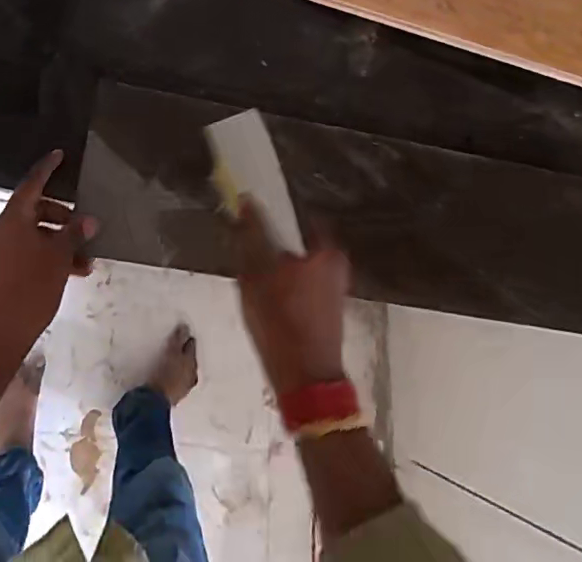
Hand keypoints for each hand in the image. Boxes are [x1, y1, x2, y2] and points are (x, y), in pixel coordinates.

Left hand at [0, 150, 98, 356]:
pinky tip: (73, 271)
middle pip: (35, 210)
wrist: (2, 334)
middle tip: (84, 228)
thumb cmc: (31, 289)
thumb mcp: (59, 258)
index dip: (46, 169)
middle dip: (62, 217)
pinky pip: (27, 249)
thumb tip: (88, 221)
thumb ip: (73, 234)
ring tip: (85, 258)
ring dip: (59, 240)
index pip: (31, 185)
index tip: (58, 155)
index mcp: (12, 220)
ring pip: (34, 233)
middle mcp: (1, 230)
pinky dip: (48, 253)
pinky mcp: (0, 268)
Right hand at [231, 203, 349, 392]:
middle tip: (245, 250)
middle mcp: (336, 262)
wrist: (304, 378)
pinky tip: (266, 295)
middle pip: (295, 239)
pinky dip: (285, 280)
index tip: (247, 212)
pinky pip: (303, 279)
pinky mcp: (330, 305)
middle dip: (270, 242)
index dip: (268, 211)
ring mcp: (336, 285)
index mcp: (325, 249)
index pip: (292, 214)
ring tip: (253, 275)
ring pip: (298, 261)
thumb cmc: (281, 323)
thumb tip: (247, 202)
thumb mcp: (255, 274)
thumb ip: (251, 234)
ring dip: (276, 263)